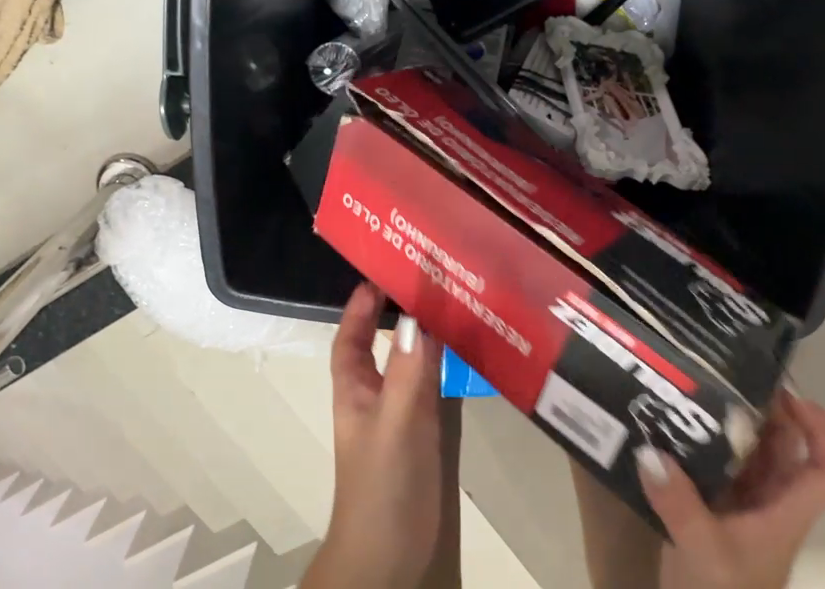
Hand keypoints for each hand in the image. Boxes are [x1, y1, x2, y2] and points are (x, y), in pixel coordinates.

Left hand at [301, 282, 446, 588]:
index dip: (362, 306)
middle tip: (431, 279)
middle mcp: (376, 394)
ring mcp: (402, 414)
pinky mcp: (427, 433)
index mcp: (354, 388)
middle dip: (400, 312)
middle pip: (385, 344)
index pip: (352, 337)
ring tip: (456, 301)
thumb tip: (419, 314)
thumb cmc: (383, 482)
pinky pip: (436, 386)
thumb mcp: (397, 420)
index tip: (383, 273)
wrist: (391, 552)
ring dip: (429, 334)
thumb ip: (410, 369)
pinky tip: (472, 350)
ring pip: (414, 362)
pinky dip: (449, 364)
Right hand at [638, 390, 824, 588]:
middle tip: (728, 380)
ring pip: (752, 458)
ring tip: (701, 392)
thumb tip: (649, 450)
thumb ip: (678, 502)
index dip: (821, 429)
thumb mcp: (701, 551)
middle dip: (766, 414)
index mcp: (786, 514)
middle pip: (787, 452)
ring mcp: (743, 511)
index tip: (787, 394)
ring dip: (733, 427)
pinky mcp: (714, 516)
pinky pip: (719, 470)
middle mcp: (771, 507)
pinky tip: (675, 428)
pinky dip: (705, 447)